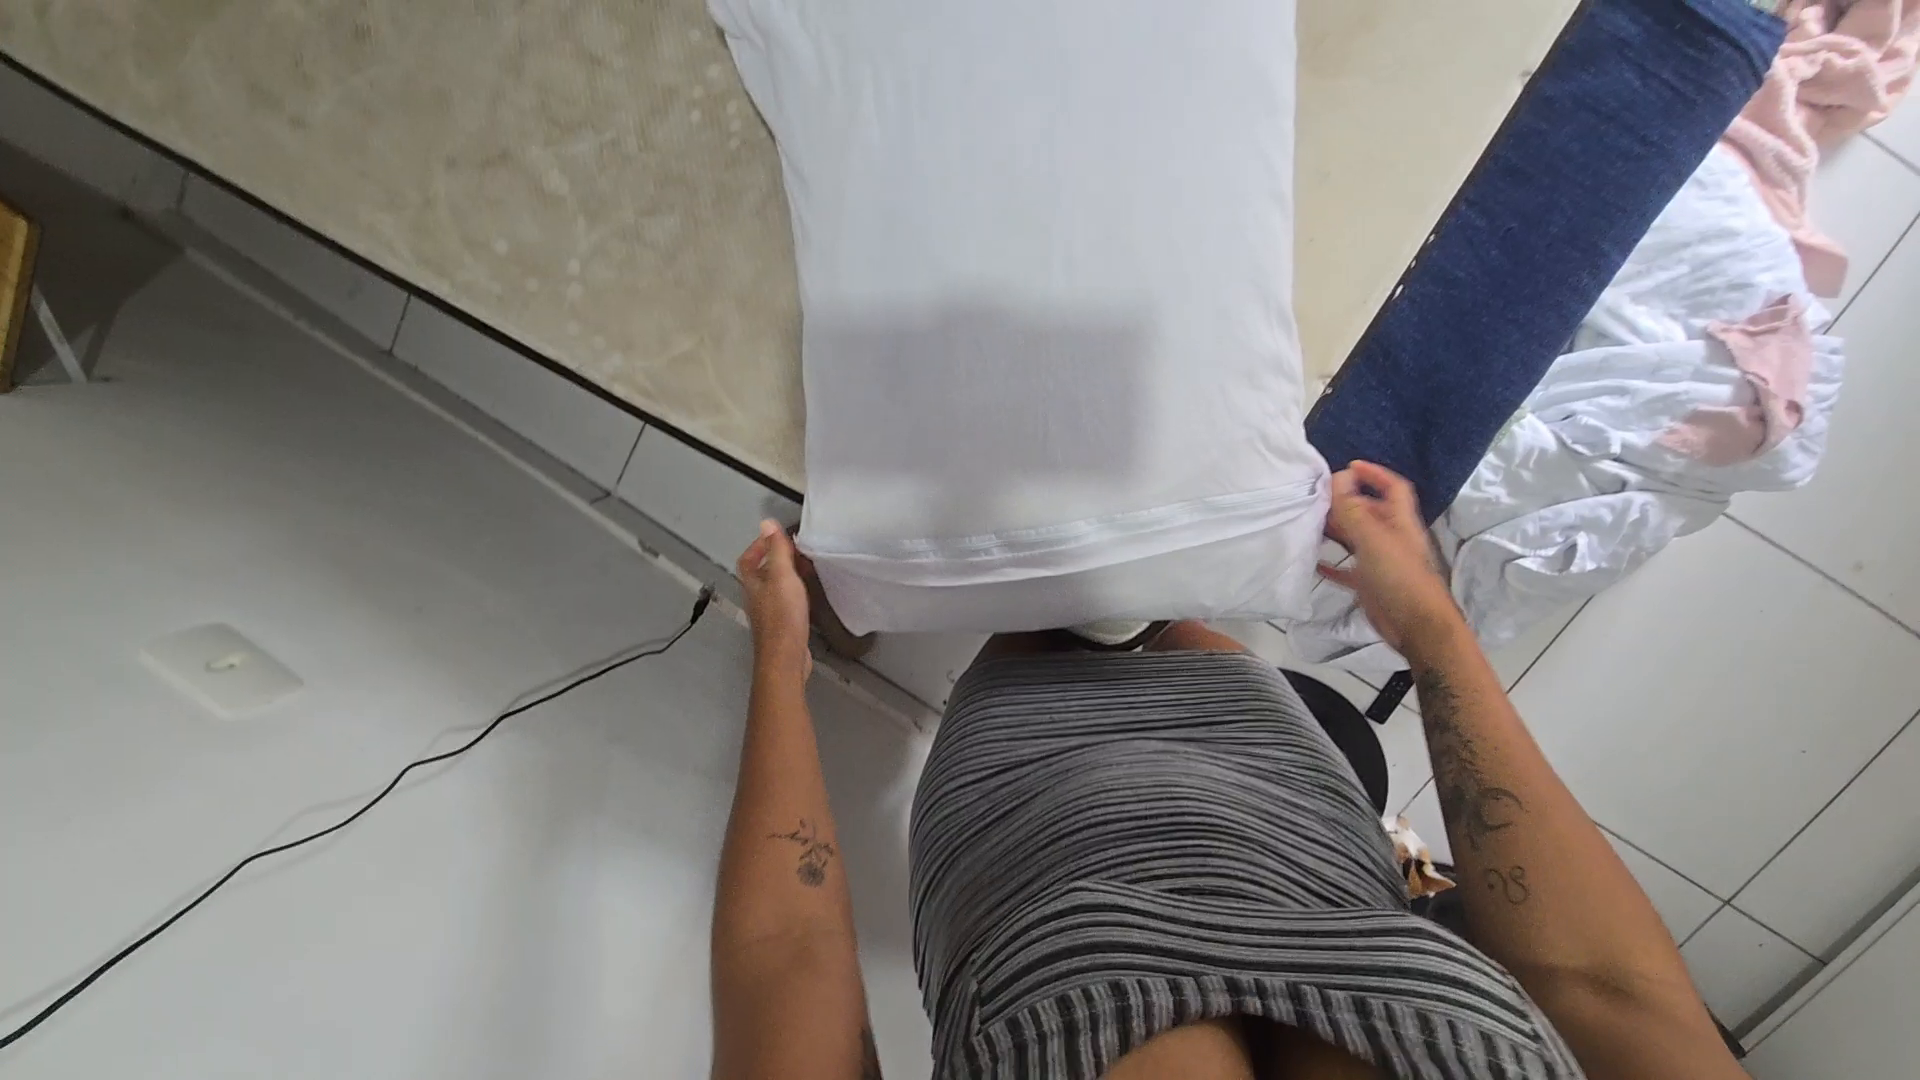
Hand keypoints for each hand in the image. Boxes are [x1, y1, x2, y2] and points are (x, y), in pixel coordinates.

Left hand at [736, 520, 812, 682]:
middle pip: (761, 573)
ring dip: (787, 577)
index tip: (777, 538)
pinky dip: (795, 593)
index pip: (747, 560)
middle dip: (776, 560)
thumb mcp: (782, 576)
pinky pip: (786, 603)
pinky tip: (809, 595)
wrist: (786, 658)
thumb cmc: (783, 615)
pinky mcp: (781, 627)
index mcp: (753, 583)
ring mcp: (768, 614)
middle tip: (798, 552)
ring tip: (807, 569)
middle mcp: (757, 598)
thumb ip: (777, 550)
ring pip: (774, 588)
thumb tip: (766, 522)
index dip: (758, 547)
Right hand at [1317, 461, 1463, 656]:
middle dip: (1346, 501)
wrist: (1416, 626)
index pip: (1393, 488)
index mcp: (1399, 522)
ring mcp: (1380, 561)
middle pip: (1369, 511)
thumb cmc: (1399, 578)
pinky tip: (1314, 562)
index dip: (1375, 474)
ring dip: (1336, 529)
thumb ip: (1353, 509)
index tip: (1350, 466)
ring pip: (1356, 537)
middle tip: (1317, 496)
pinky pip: (1347, 568)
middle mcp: (1391, 538)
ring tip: (1310, 522)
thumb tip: (1339, 476)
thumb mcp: (1373, 539)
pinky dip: (1331, 562)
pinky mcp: (1370, 583)